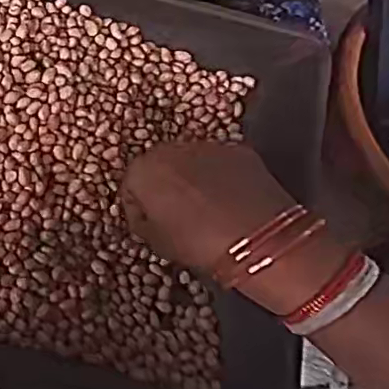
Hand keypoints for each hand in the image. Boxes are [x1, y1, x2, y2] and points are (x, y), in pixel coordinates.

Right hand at [119, 142, 298, 272]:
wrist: (258, 239)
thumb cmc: (196, 242)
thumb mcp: (154, 241)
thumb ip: (143, 220)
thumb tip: (148, 216)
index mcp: (141, 170)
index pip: (130, 188)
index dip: (138, 210)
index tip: (148, 226)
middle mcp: (170, 149)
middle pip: (158, 168)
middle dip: (164, 188)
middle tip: (174, 215)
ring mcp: (207, 146)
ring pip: (189, 162)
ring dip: (191, 179)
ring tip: (204, 208)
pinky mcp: (240, 151)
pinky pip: (219, 163)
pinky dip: (220, 177)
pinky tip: (227, 201)